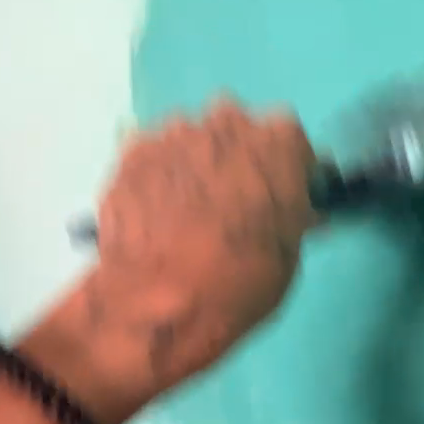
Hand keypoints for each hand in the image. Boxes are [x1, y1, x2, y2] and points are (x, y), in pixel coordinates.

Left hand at [22, 98, 315, 423]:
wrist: (158, 302)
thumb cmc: (239, 284)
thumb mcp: (288, 258)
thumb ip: (291, 218)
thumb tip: (293, 211)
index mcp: (278, 143)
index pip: (292, 144)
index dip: (287, 175)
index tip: (281, 204)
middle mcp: (227, 121)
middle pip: (240, 136)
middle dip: (240, 166)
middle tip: (234, 213)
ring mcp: (174, 132)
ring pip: (194, 146)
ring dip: (198, 173)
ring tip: (189, 224)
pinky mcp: (131, 151)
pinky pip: (156, 161)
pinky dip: (160, 183)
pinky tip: (158, 223)